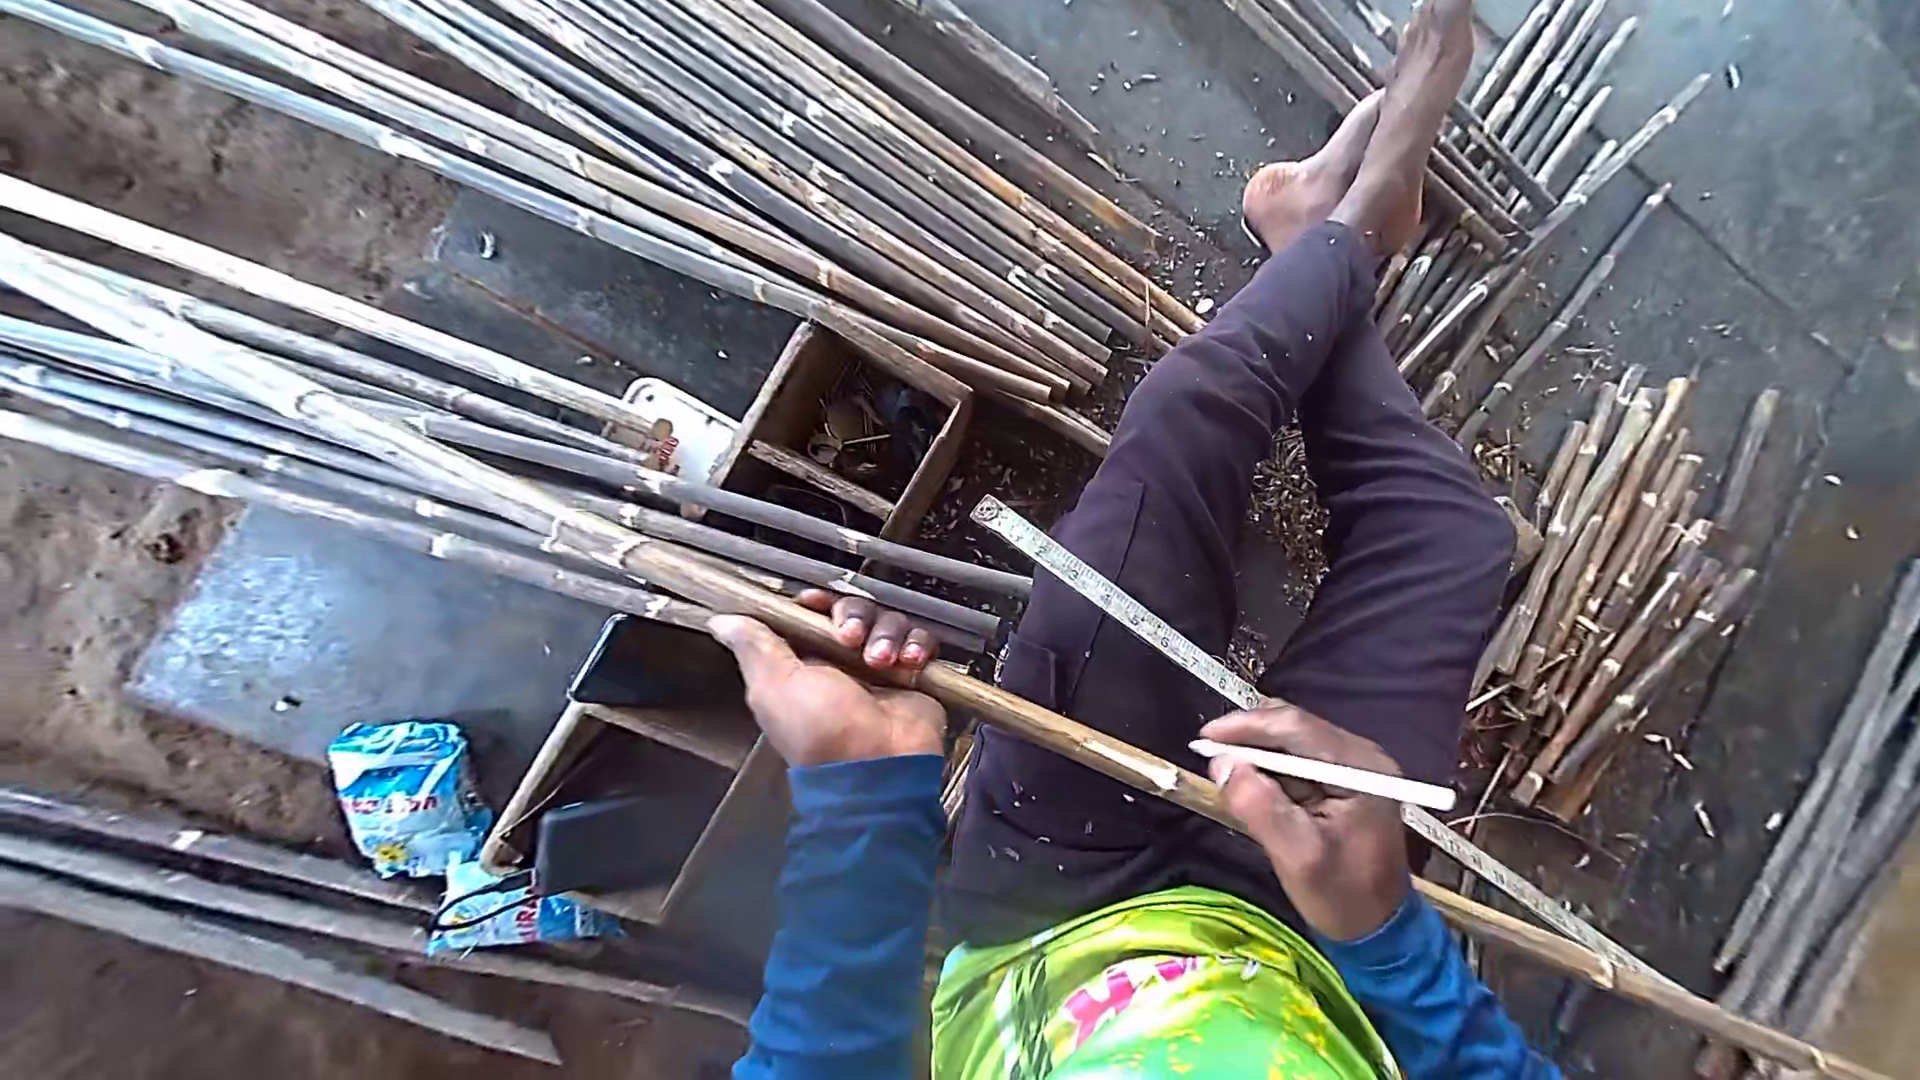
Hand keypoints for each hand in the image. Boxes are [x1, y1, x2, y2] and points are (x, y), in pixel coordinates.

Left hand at [708, 590, 945, 766]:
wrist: (877, 767)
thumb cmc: (819, 730)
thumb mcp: (775, 687)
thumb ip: (753, 647)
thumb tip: (722, 620)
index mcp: (809, 660)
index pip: (816, 612)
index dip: (819, 602)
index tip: (818, 602)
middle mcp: (846, 659)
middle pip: (856, 609)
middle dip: (855, 616)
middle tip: (852, 640)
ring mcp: (883, 665)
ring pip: (889, 620)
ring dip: (887, 634)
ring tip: (884, 662)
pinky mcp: (915, 672)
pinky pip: (921, 639)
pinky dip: (917, 644)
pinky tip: (909, 663)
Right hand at [1201, 704, 1411, 940]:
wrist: (1379, 930)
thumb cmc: (1344, 897)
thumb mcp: (1298, 857)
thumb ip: (1260, 807)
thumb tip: (1222, 764)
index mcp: (1360, 769)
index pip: (1294, 726)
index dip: (1245, 726)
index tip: (1205, 739)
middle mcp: (1359, 755)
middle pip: (1290, 724)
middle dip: (1245, 735)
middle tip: (1210, 754)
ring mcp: (1349, 763)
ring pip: (1286, 735)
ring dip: (1252, 748)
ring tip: (1225, 769)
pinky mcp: (1337, 774)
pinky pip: (1290, 752)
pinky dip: (1263, 761)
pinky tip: (1248, 779)